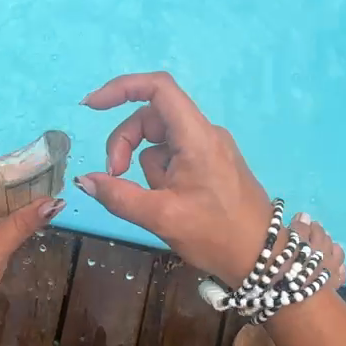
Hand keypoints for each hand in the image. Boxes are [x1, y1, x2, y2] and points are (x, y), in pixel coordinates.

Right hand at [77, 71, 274, 285]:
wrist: (261, 257)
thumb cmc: (216, 234)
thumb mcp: (161, 217)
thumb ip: (119, 196)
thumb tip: (85, 181)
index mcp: (196, 137)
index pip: (158, 88)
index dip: (122, 88)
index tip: (93, 106)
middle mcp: (204, 133)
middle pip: (151, 116)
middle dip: (125, 142)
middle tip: (115, 176)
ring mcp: (209, 147)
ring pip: (159, 138)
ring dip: (142, 163)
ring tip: (153, 199)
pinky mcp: (210, 162)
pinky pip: (173, 154)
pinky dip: (158, 172)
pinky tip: (166, 199)